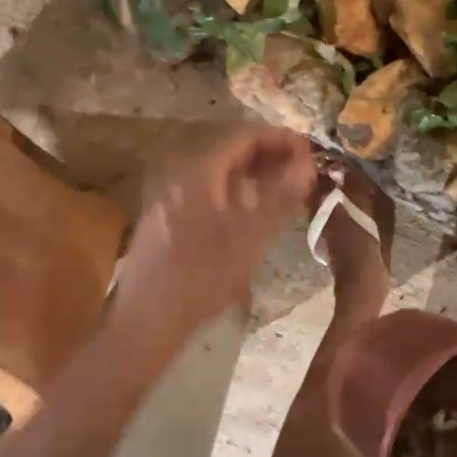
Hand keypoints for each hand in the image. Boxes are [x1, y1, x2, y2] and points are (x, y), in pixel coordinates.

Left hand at [109, 128, 315, 349]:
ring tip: (279, 195)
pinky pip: (202, 197)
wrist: (148, 319)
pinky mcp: (161, 225)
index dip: (279, 139)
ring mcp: (166, 201)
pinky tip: (244, 220)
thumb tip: (307, 161)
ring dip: (249, 180)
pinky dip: (229, 197)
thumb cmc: (204, 276)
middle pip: (228, 155)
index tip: (308, 151)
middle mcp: (179, 178)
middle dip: (266, 159)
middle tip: (299, 173)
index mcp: (199, 173)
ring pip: (215, 178)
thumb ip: (280, 195)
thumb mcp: (251, 236)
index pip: (244, 137)